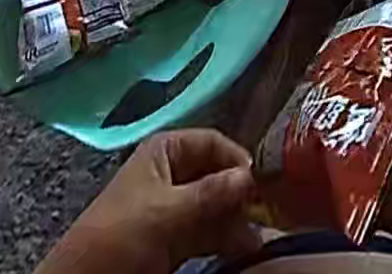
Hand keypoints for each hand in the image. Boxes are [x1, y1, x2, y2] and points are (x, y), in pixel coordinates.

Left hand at [36, 129, 259, 273]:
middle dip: (240, 193)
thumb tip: (249, 175)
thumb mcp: (167, 212)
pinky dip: (227, 240)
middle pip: (217, 174)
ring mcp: (175, 207)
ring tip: (263, 237)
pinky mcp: (175, 240)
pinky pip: (208, 233)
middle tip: (268, 214)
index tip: (262, 182)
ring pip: (216, 206)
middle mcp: (173, 172)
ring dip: (238, 220)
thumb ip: (210, 193)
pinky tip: (247, 250)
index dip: (236, 158)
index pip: (212, 143)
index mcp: (166, 151)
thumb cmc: (123, 233)